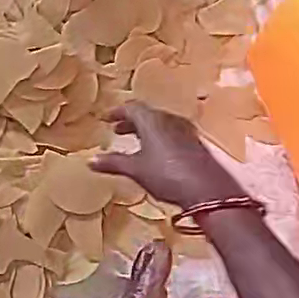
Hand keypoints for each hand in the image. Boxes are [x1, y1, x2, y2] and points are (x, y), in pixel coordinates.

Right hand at [91, 103, 245, 207]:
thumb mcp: (136, 170)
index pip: (132, 108)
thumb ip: (113, 163)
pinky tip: (154, 155)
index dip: (117, 112)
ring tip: (134, 142)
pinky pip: (172, 135)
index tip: (106, 118)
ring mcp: (185, 132)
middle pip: (147, 115)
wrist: (207, 190)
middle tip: (117, 129)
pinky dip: (158, 139)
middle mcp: (170, 121)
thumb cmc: (168, 175)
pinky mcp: (195, 145)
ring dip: (145, 131)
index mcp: (152, 120)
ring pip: (160, 125)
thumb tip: (91, 160)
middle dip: (130, 122)